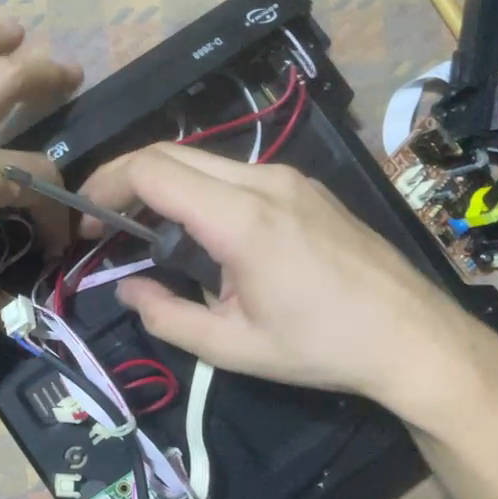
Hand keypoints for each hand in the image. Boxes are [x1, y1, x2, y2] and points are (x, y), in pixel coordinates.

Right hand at [81, 144, 497, 423]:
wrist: (413, 336)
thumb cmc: (320, 347)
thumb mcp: (230, 347)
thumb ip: (165, 316)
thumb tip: (127, 289)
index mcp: (241, 219)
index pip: (152, 171)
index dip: (105, 187)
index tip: (84, 224)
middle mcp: (264, 181)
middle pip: (171, 151)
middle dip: (122, 179)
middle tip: (98, 222)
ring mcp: (289, 179)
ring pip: (201, 158)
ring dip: (158, 183)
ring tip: (138, 229)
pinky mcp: (304, 187)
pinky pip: (231, 172)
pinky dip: (193, 189)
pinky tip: (190, 229)